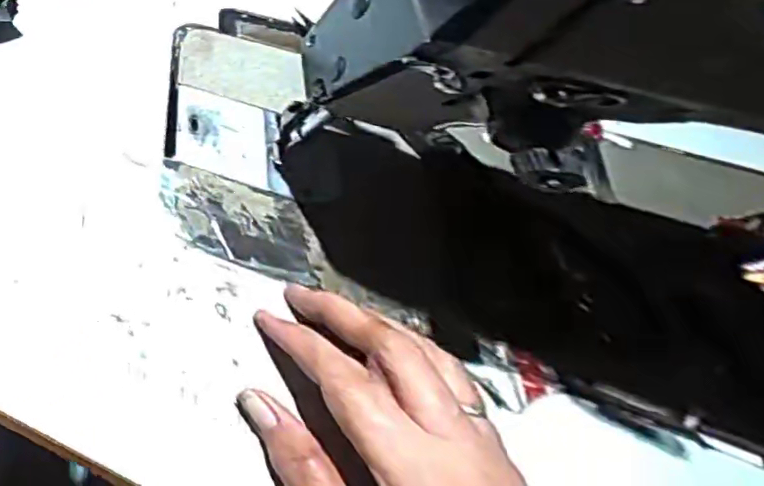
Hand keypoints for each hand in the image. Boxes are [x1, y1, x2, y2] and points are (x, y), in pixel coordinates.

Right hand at [241, 285, 523, 485]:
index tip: (269, 320)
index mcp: (417, 467)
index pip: (343, 376)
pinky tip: (402, 352)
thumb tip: (260, 405)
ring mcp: (486, 448)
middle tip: (298, 296)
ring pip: (429, 353)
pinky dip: (418, 349)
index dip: (300, 341)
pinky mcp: (502, 458)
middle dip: (337, 312)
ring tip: (343, 311)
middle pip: (390, 347)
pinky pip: (456, 377)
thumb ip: (305, 469)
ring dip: (378, 323)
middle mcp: (457, 445)